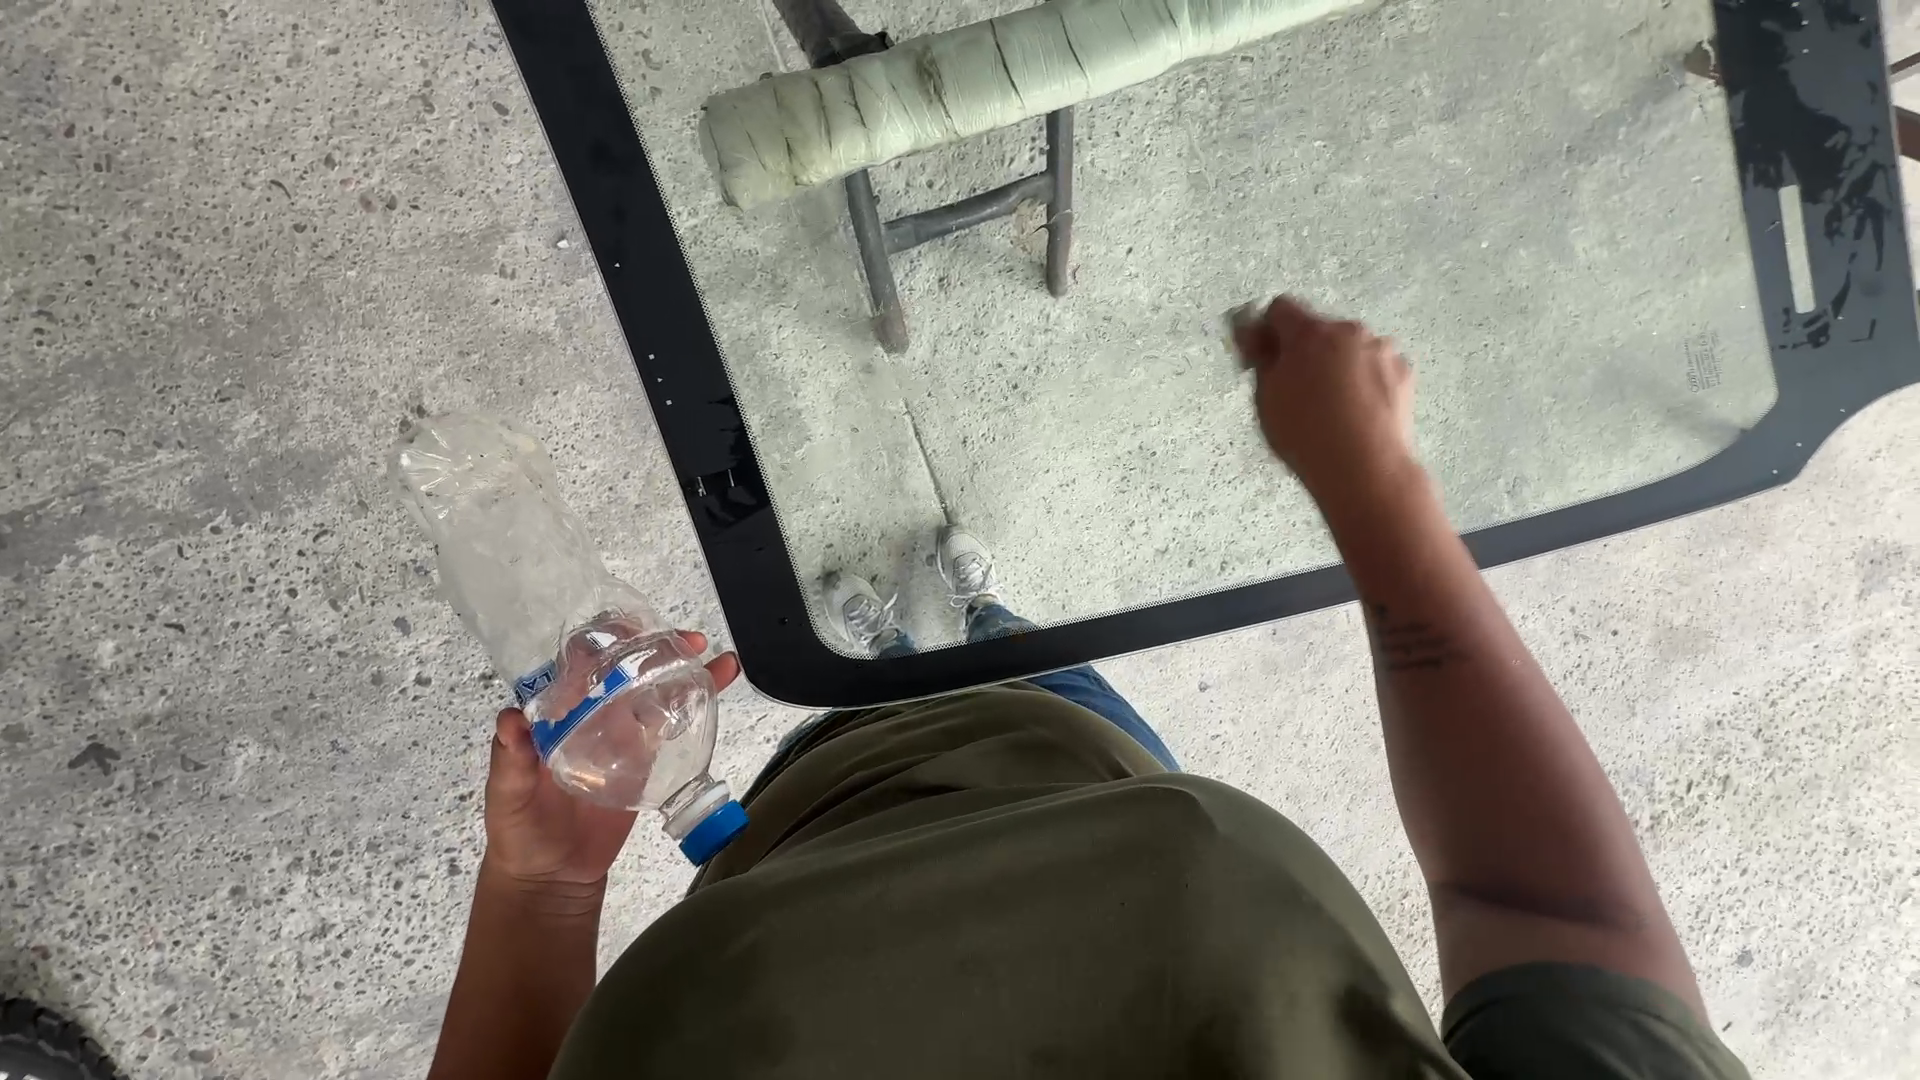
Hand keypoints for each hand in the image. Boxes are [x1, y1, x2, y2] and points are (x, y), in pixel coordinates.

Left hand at [480, 631, 740, 903]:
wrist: (556, 875)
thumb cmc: (521, 830)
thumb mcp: (507, 794)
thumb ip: (511, 760)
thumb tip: (511, 718)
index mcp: (558, 712)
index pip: (581, 662)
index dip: (604, 638)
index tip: (630, 628)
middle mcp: (594, 711)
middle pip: (629, 666)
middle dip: (659, 647)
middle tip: (688, 641)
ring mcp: (625, 731)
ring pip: (658, 687)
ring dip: (688, 667)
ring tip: (718, 657)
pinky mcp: (650, 753)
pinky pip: (676, 720)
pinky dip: (702, 699)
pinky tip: (723, 679)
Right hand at [1231, 296, 1417, 504]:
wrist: (1363, 466)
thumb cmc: (1304, 433)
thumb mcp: (1266, 397)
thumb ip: (1259, 356)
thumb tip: (1251, 330)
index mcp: (1310, 334)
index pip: (1280, 308)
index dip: (1268, 330)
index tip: (1265, 357)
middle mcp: (1349, 331)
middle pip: (1319, 330)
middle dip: (1306, 351)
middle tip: (1297, 390)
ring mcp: (1381, 349)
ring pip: (1349, 348)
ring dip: (1337, 364)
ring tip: (1332, 406)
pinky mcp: (1402, 371)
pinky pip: (1374, 366)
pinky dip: (1364, 380)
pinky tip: (1357, 411)